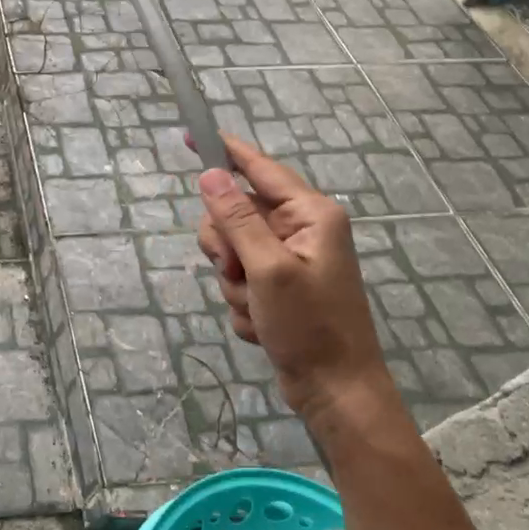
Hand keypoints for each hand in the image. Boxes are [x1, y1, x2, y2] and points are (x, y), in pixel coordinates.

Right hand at [195, 131, 390, 421]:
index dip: (224, 151)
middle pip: (235, 212)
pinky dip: (242, 301)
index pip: (259, 168)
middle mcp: (300, 229)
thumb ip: (237, 219)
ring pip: (231, 249)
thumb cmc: (311, 327)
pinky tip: (262, 324)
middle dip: (226, 247)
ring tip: (256, 307)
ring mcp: (289, 258)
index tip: (191, 135)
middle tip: (237, 272)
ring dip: (233, 281)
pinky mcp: (279, 285)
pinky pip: (239, 278)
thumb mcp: (268, 270)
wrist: (336, 394)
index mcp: (310, 214)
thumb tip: (210, 174)